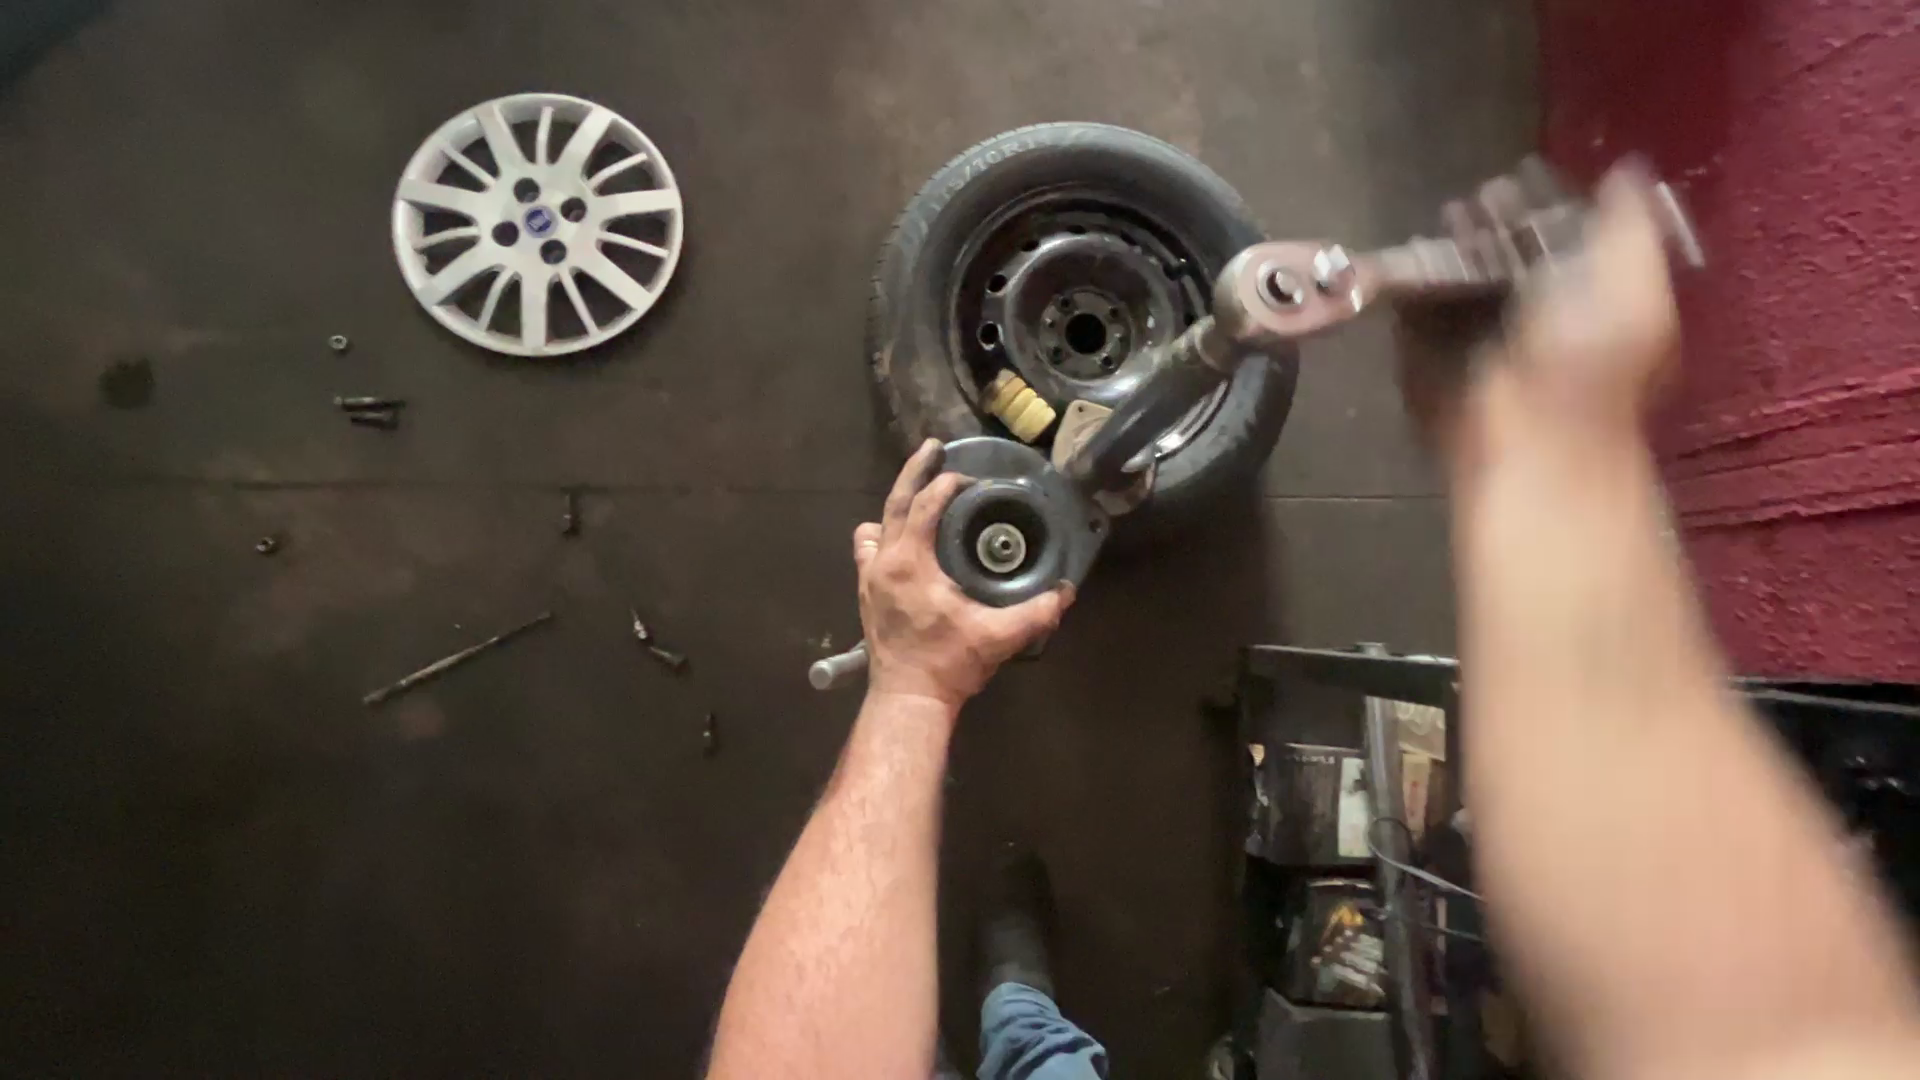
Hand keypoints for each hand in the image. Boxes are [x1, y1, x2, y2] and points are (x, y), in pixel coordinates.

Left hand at [852, 439, 1075, 709]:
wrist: (909, 699)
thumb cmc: (949, 664)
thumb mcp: (998, 637)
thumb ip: (1036, 613)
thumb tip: (1066, 593)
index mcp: (911, 563)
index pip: (925, 506)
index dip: (946, 484)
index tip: (967, 478)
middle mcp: (884, 562)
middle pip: (894, 503)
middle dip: (914, 472)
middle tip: (932, 447)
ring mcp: (869, 577)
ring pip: (875, 525)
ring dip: (895, 506)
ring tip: (918, 497)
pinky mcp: (865, 593)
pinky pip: (865, 550)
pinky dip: (880, 537)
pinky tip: (898, 541)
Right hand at [1395, 161, 1680, 466]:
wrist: (1527, 435)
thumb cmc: (1588, 363)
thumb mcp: (1634, 284)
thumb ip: (1628, 226)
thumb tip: (1623, 169)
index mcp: (1585, 293)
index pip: (1561, 235)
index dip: (1544, 201)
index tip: (1523, 171)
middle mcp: (1529, 310)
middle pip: (1505, 252)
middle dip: (1492, 220)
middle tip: (1478, 193)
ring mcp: (1474, 333)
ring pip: (1460, 274)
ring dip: (1452, 244)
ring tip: (1444, 214)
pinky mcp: (1427, 354)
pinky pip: (1417, 309)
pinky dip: (1413, 281)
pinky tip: (1411, 254)